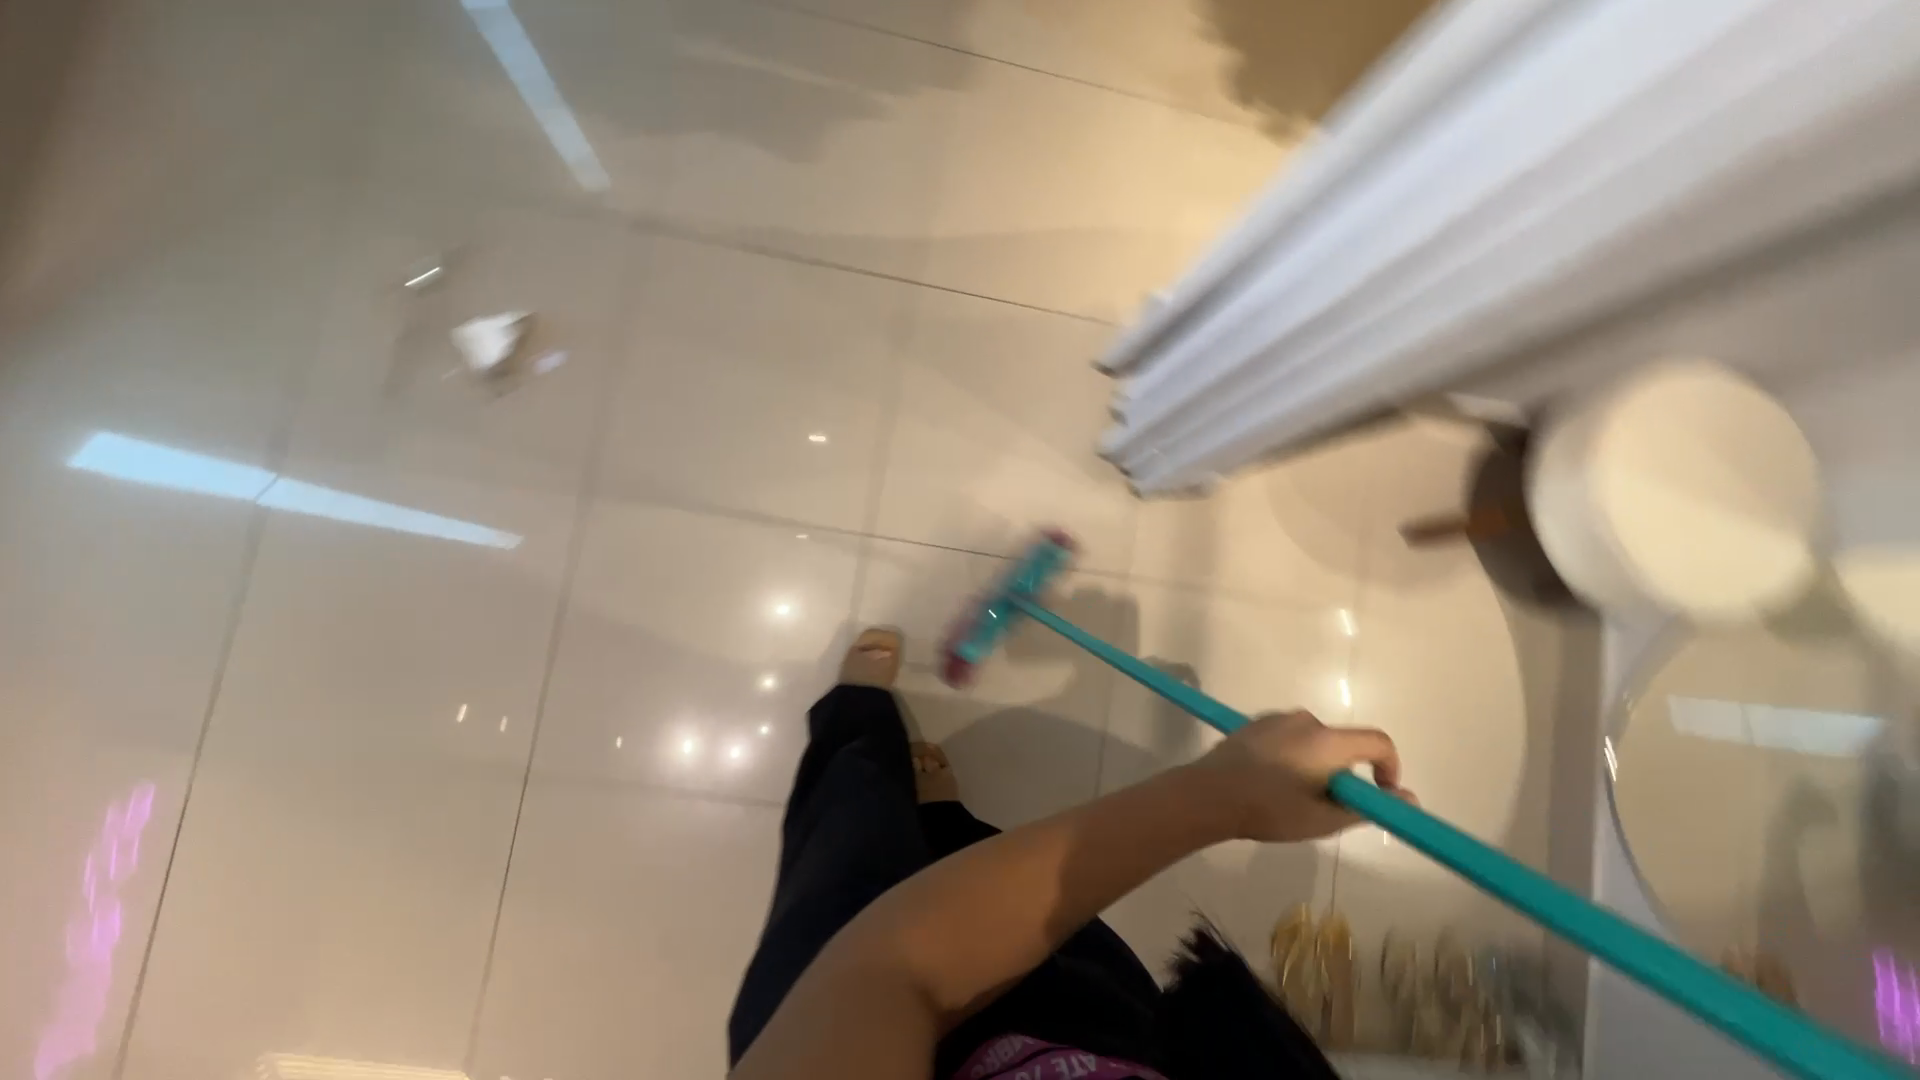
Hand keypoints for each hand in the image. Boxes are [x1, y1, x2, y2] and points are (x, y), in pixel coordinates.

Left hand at [1187, 710, 1415, 842]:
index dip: (1390, 767)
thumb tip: (1405, 798)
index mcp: (1327, 740)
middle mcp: (1305, 720)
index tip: (1380, 793)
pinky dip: (1294, 756)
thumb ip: (1367, 807)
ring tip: (1294, 796)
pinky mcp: (1255, 723)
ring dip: (1317, 764)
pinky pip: (1289, 737)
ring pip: (1315, 741)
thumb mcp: (1324, 819)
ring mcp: (1276, 718)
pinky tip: (1272, 782)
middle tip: (1328, 804)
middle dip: (1345, 772)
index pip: (1378, 741)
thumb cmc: (1269, 809)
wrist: (1208, 794)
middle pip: (1343, 743)